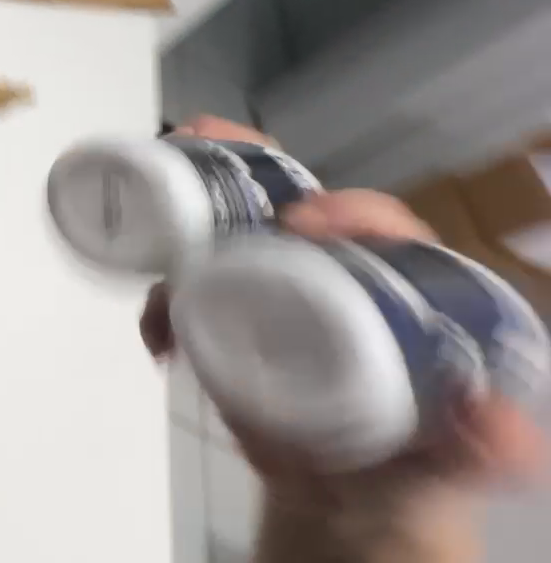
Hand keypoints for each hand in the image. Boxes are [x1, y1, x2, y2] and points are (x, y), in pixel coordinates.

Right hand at [140, 118, 544, 510]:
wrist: (341, 497)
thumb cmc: (414, 466)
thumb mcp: (470, 457)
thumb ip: (496, 446)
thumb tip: (488, 414)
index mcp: (389, 283)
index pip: (373, 222)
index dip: (342, 208)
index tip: (302, 222)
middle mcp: (319, 269)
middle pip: (276, 196)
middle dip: (229, 159)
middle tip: (192, 147)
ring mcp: (258, 286)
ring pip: (211, 229)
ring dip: (171, 216)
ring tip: (148, 239)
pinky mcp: (214, 313)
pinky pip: (174, 291)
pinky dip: (154, 305)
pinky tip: (157, 339)